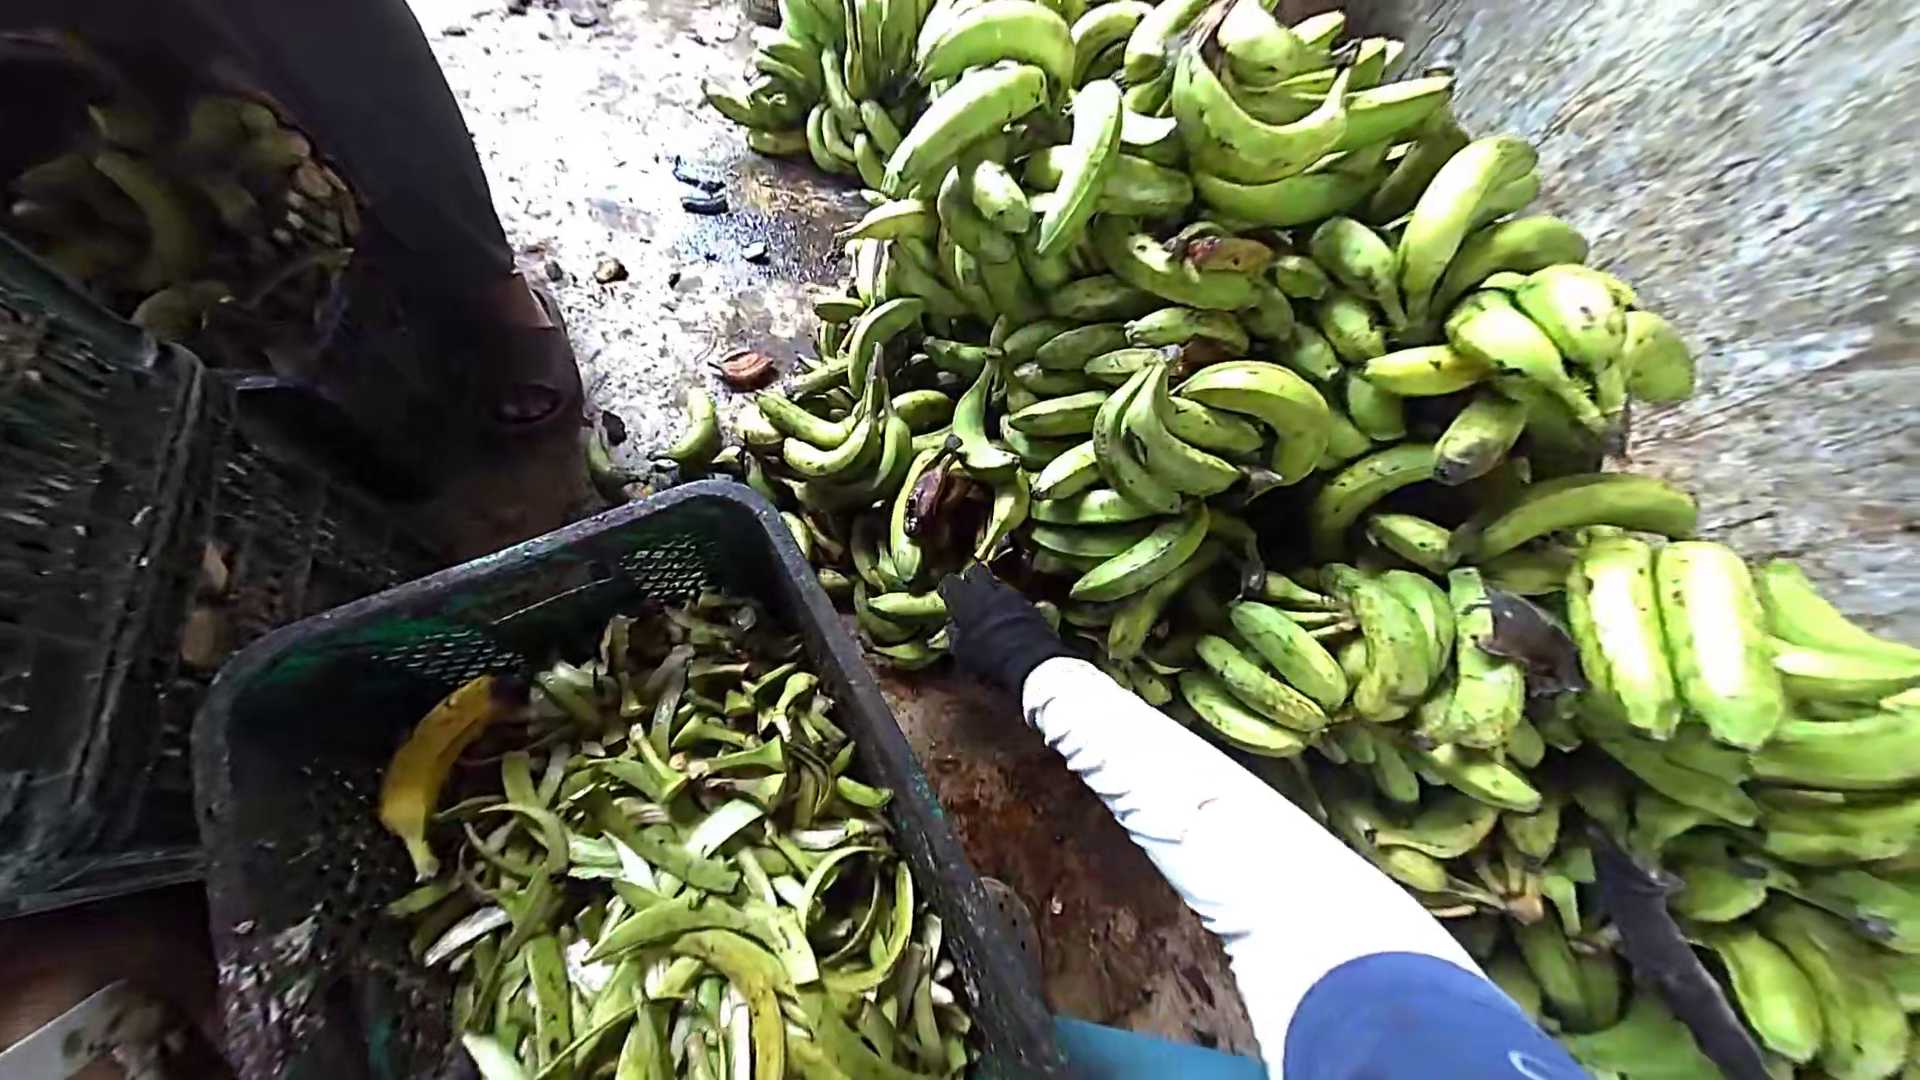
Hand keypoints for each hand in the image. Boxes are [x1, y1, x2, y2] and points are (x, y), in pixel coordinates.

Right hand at [937, 565, 1073, 692]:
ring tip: (990, 609)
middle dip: (971, 579)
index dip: (947, 587)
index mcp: (965, 599)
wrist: (1031, 662)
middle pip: (976, 571)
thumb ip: (956, 635)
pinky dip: (1009, 605)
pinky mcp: (1030, 604)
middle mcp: (988, 590)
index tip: (946, 595)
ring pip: (997, 584)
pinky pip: (1014, 598)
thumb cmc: (987, 659)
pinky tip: (1009, 619)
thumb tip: (954, 626)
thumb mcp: (963, 654)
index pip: (950, 581)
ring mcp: (1011, 595)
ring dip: (992, 593)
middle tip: (969, 594)